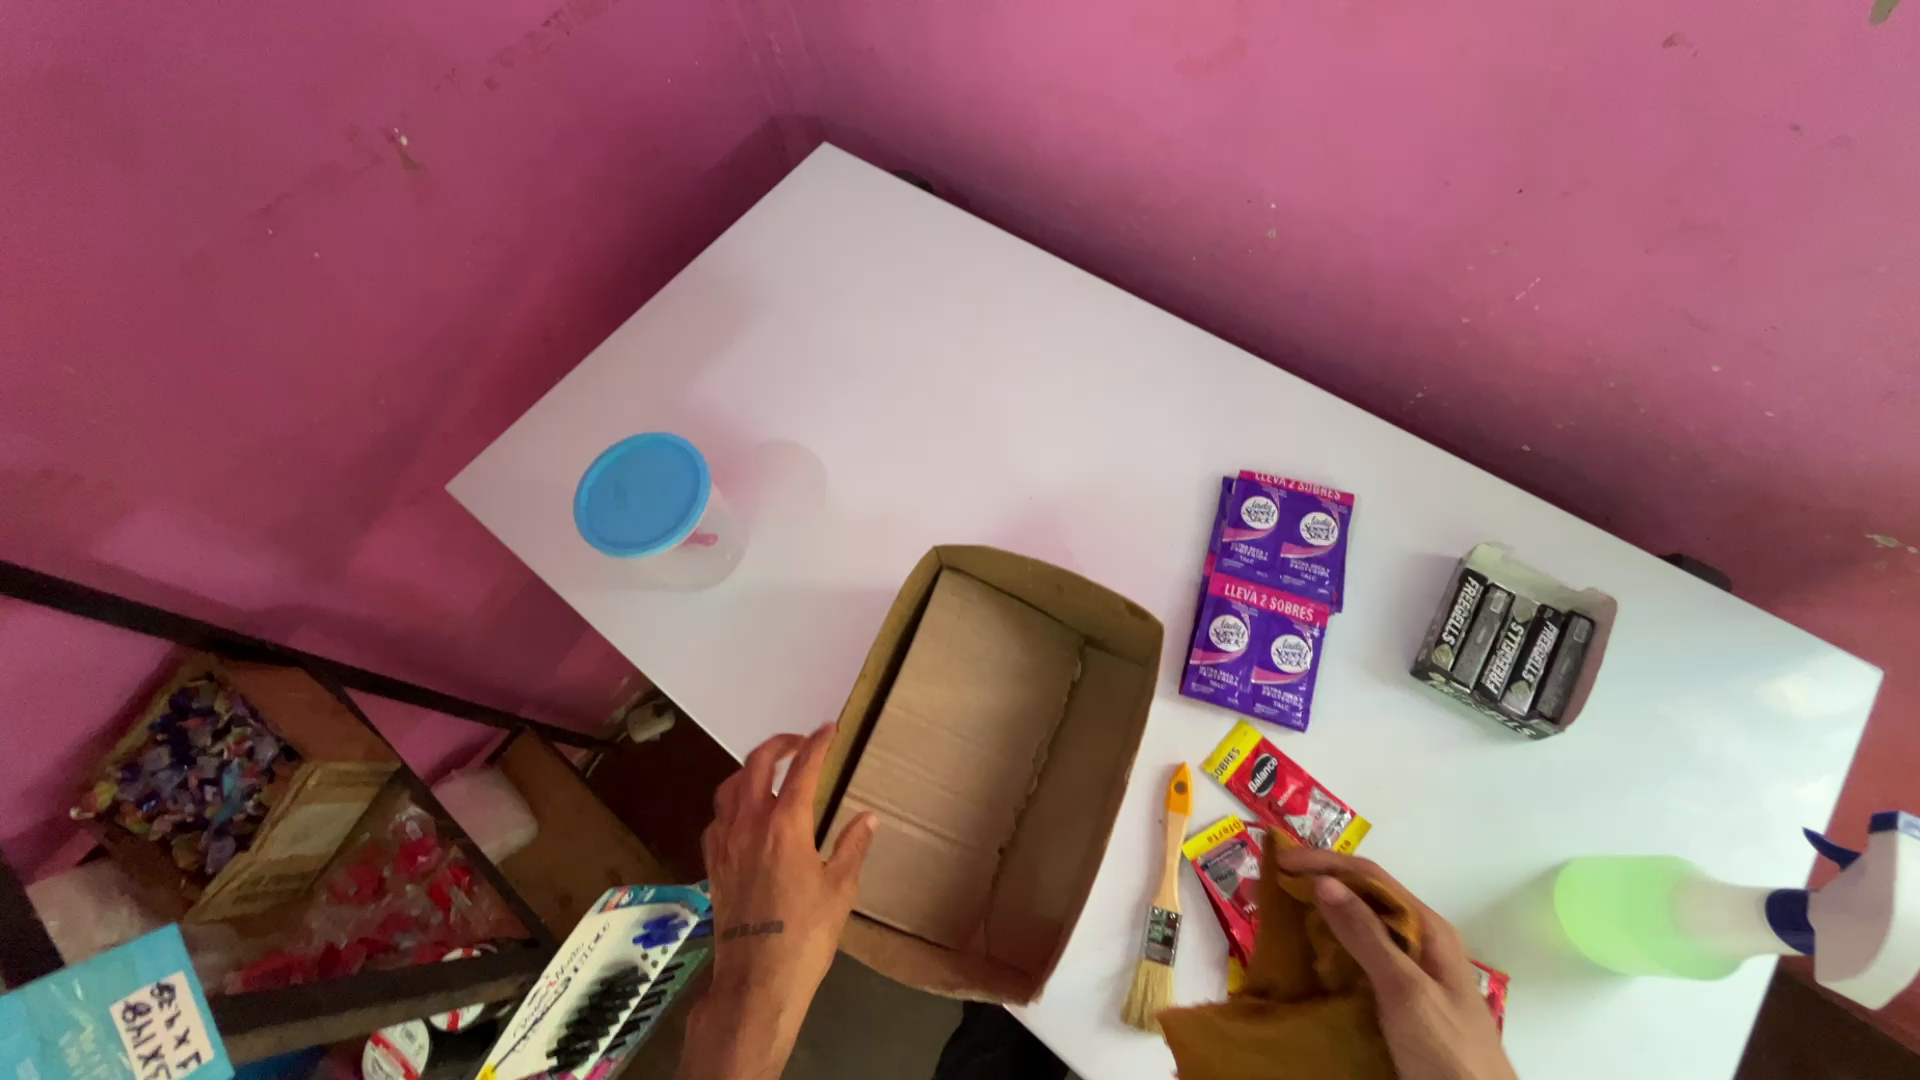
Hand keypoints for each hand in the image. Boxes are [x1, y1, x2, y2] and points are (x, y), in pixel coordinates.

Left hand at [677, 725, 878, 1079]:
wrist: (756, 982)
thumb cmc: (806, 935)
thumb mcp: (841, 889)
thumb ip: (852, 846)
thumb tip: (869, 818)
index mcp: (787, 824)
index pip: (804, 768)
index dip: (818, 743)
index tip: (829, 729)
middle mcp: (751, 823)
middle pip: (758, 763)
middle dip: (780, 744)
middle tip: (800, 742)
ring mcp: (726, 842)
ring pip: (731, 786)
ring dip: (752, 769)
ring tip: (771, 772)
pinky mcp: (712, 864)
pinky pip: (717, 818)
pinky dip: (732, 804)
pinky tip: (744, 815)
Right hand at [1275, 847, 1516, 1079]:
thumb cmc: (1447, 1050)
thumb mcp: (1405, 991)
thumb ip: (1366, 935)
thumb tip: (1322, 881)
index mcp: (1427, 928)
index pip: (1369, 876)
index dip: (1322, 862)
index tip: (1279, 861)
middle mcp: (1416, 940)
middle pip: (1360, 897)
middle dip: (1313, 885)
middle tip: (1265, 886)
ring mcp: (1406, 970)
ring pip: (1354, 927)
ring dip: (1314, 915)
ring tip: (1274, 913)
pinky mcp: (1393, 997)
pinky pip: (1353, 958)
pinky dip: (1323, 947)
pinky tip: (1300, 953)